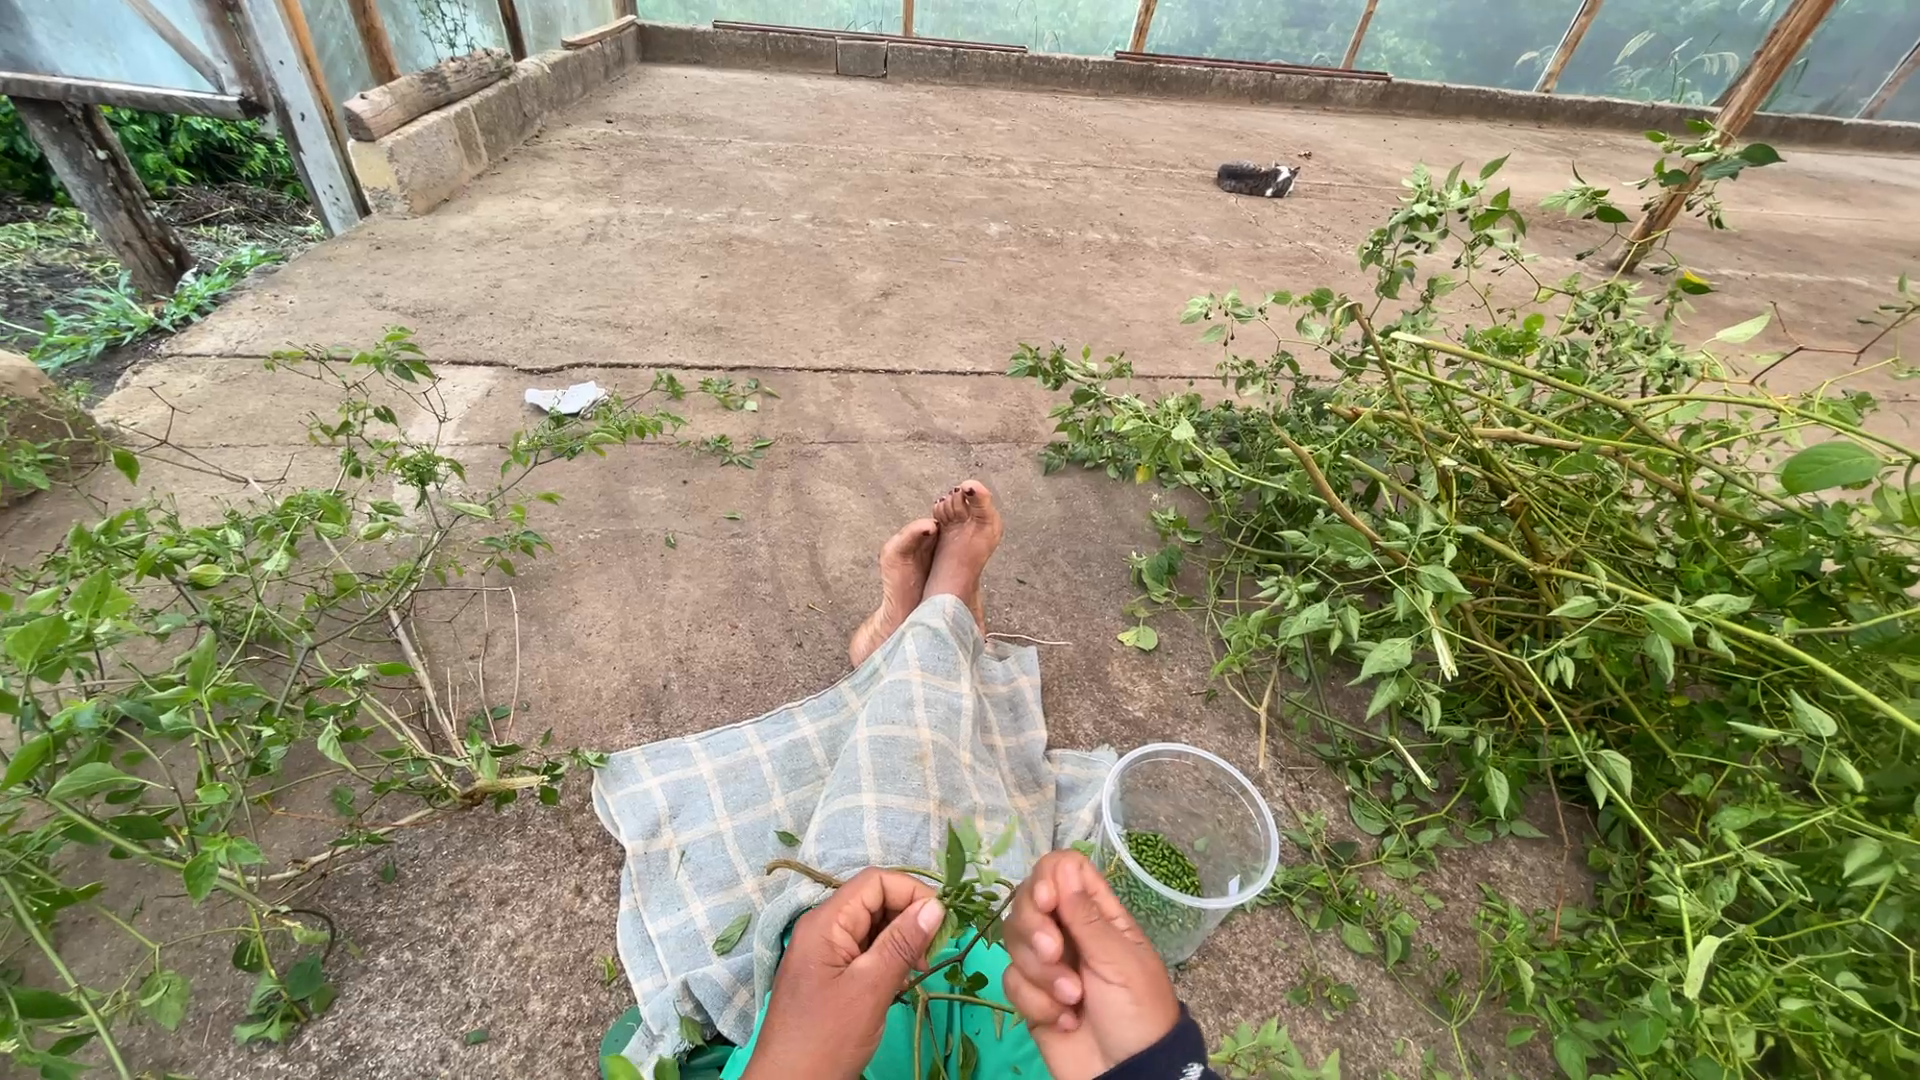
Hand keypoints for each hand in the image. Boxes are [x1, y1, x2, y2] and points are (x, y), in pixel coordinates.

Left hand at [741, 868, 945, 1079]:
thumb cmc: (825, 1040)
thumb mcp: (870, 989)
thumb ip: (902, 943)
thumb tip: (936, 905)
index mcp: (826, 921)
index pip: (875, 882)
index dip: (912, 891)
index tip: (942, 918)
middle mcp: (824, 927)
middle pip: (875, 900)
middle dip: (909, 917)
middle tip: (933, 950)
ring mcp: (825, 951)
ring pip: (873, 926)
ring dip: (901, 940)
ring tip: (920, 969)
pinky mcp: (830, 974)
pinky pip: (866, 950)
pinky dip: (888, 959)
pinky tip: (901, 982)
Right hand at [1002, 850, 1180, 1079]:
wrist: (1128, 1077)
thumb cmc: (1138, 1012)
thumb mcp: (1121, 961)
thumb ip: (1087, 916)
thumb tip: (1063, 867)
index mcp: (1096, 912)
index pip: (1062, 869)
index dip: (1047, 878)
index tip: (1046, 900)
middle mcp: (1067, 928)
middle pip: (1027, 899)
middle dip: (1035, 927)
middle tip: (1054, 953)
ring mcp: (1047, 960)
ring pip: (1014, 938)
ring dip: (1040, 972)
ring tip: (1072, 998)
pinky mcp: (1031, 994)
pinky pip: (1011, 979)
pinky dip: (1035, 1001)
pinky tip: (1064, 1020)